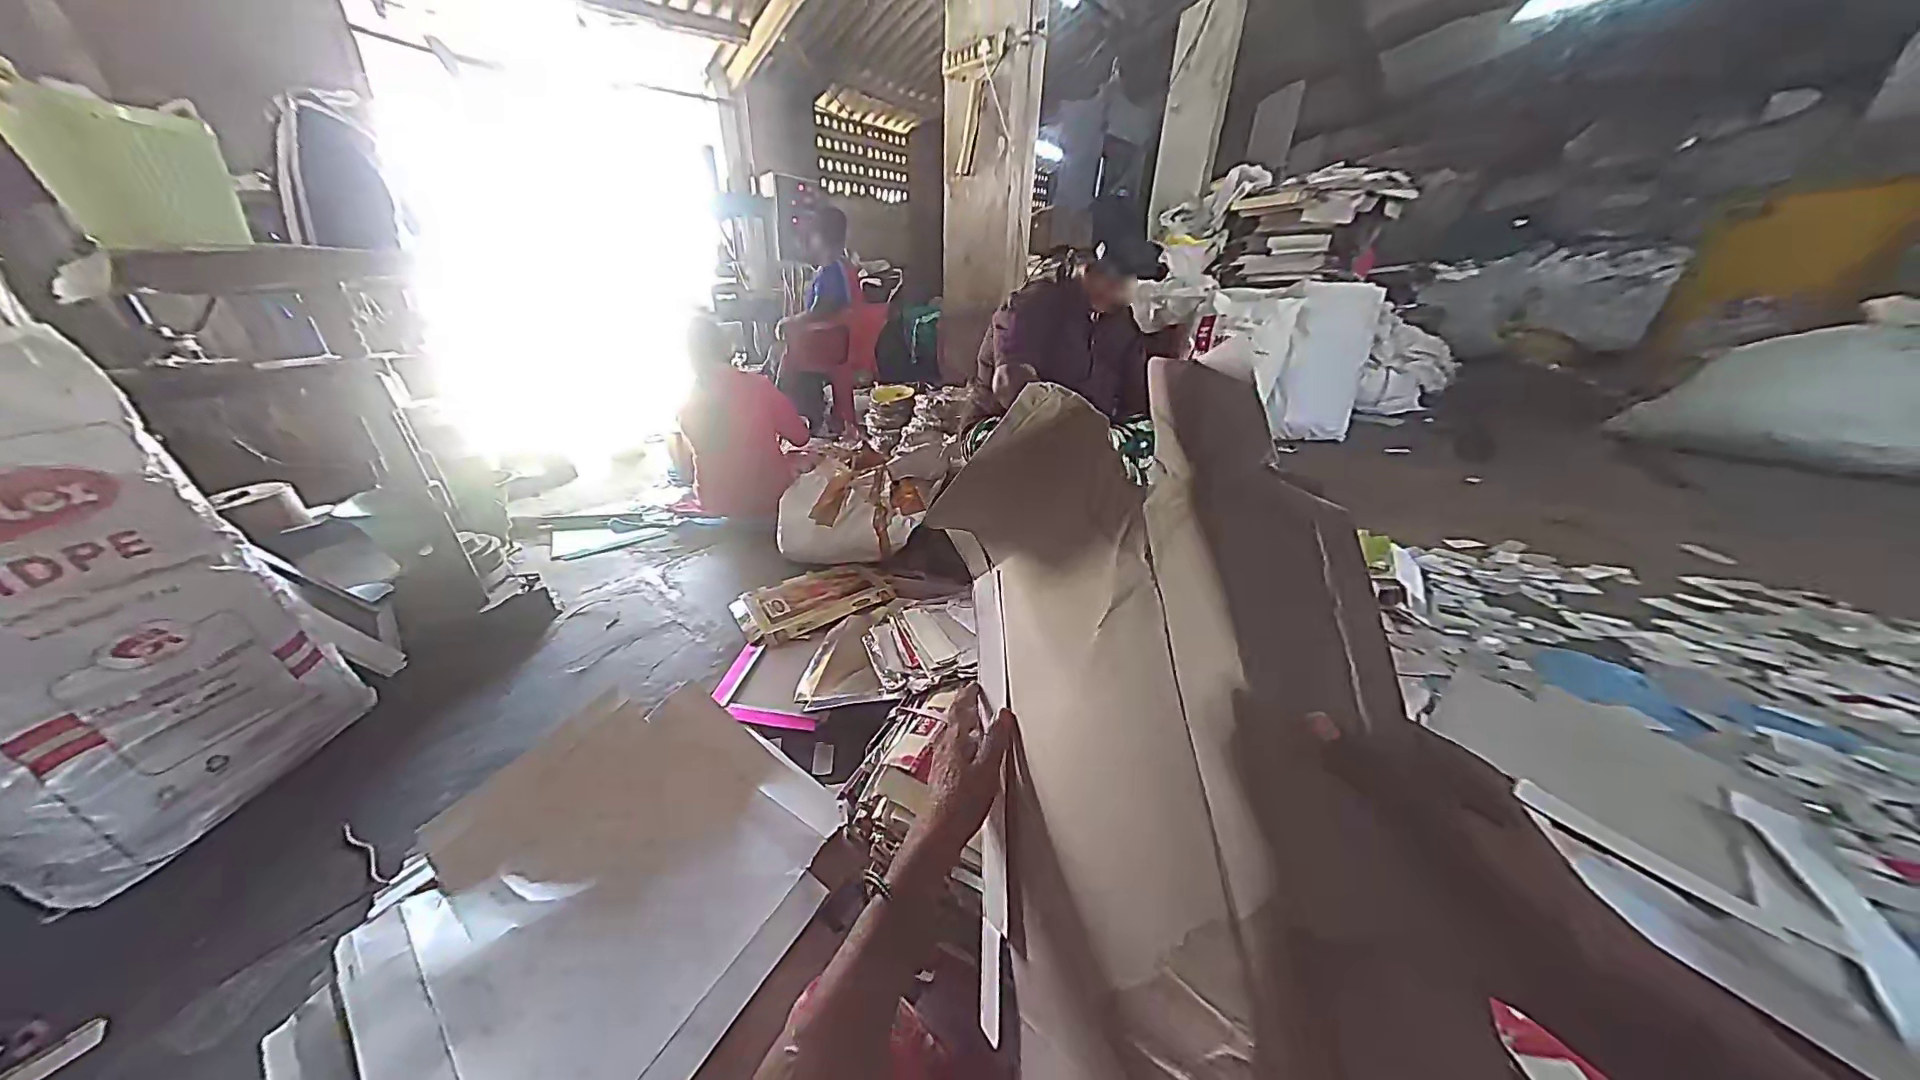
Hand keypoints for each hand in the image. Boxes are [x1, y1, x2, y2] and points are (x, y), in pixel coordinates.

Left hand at [892, 684, 1013, 891]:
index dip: (970, 693)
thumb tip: (1003, 717)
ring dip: (962, 721)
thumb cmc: (961, 804)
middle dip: (964, 704)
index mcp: (956, 738)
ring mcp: (941, 759)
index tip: (976, 686)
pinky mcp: (942, 774)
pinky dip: (961, 740)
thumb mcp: (988, 769)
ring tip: (973, 719)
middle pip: (954, 716)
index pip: (962, 706)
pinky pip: (952, 747)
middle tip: (973, 696)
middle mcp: (944, 745)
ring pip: (952, 731)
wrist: (940, 831)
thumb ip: (996, 740)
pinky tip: (968, 751)